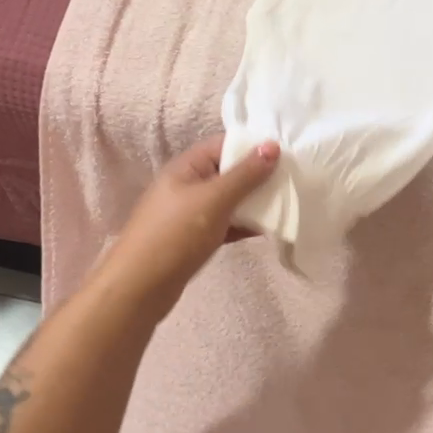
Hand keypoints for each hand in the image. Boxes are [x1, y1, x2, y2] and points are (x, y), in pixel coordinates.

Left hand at [99, 133, 279, 315]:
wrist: (139, 288)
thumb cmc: (175, 235)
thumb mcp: (214, 199)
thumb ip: (245, 174)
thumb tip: (271, 145)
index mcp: (187, 166)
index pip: (224, 144)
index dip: (254, 145)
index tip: (287, 152)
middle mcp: (188, 184)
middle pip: (229, 171)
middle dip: (259, 175)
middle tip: (293, 178)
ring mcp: (191, 213)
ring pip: (229, 199)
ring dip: (254, 201)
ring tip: (288, 202)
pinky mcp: (195, 238)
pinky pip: (226, 223)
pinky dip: (245, 224)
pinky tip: (269, 229)